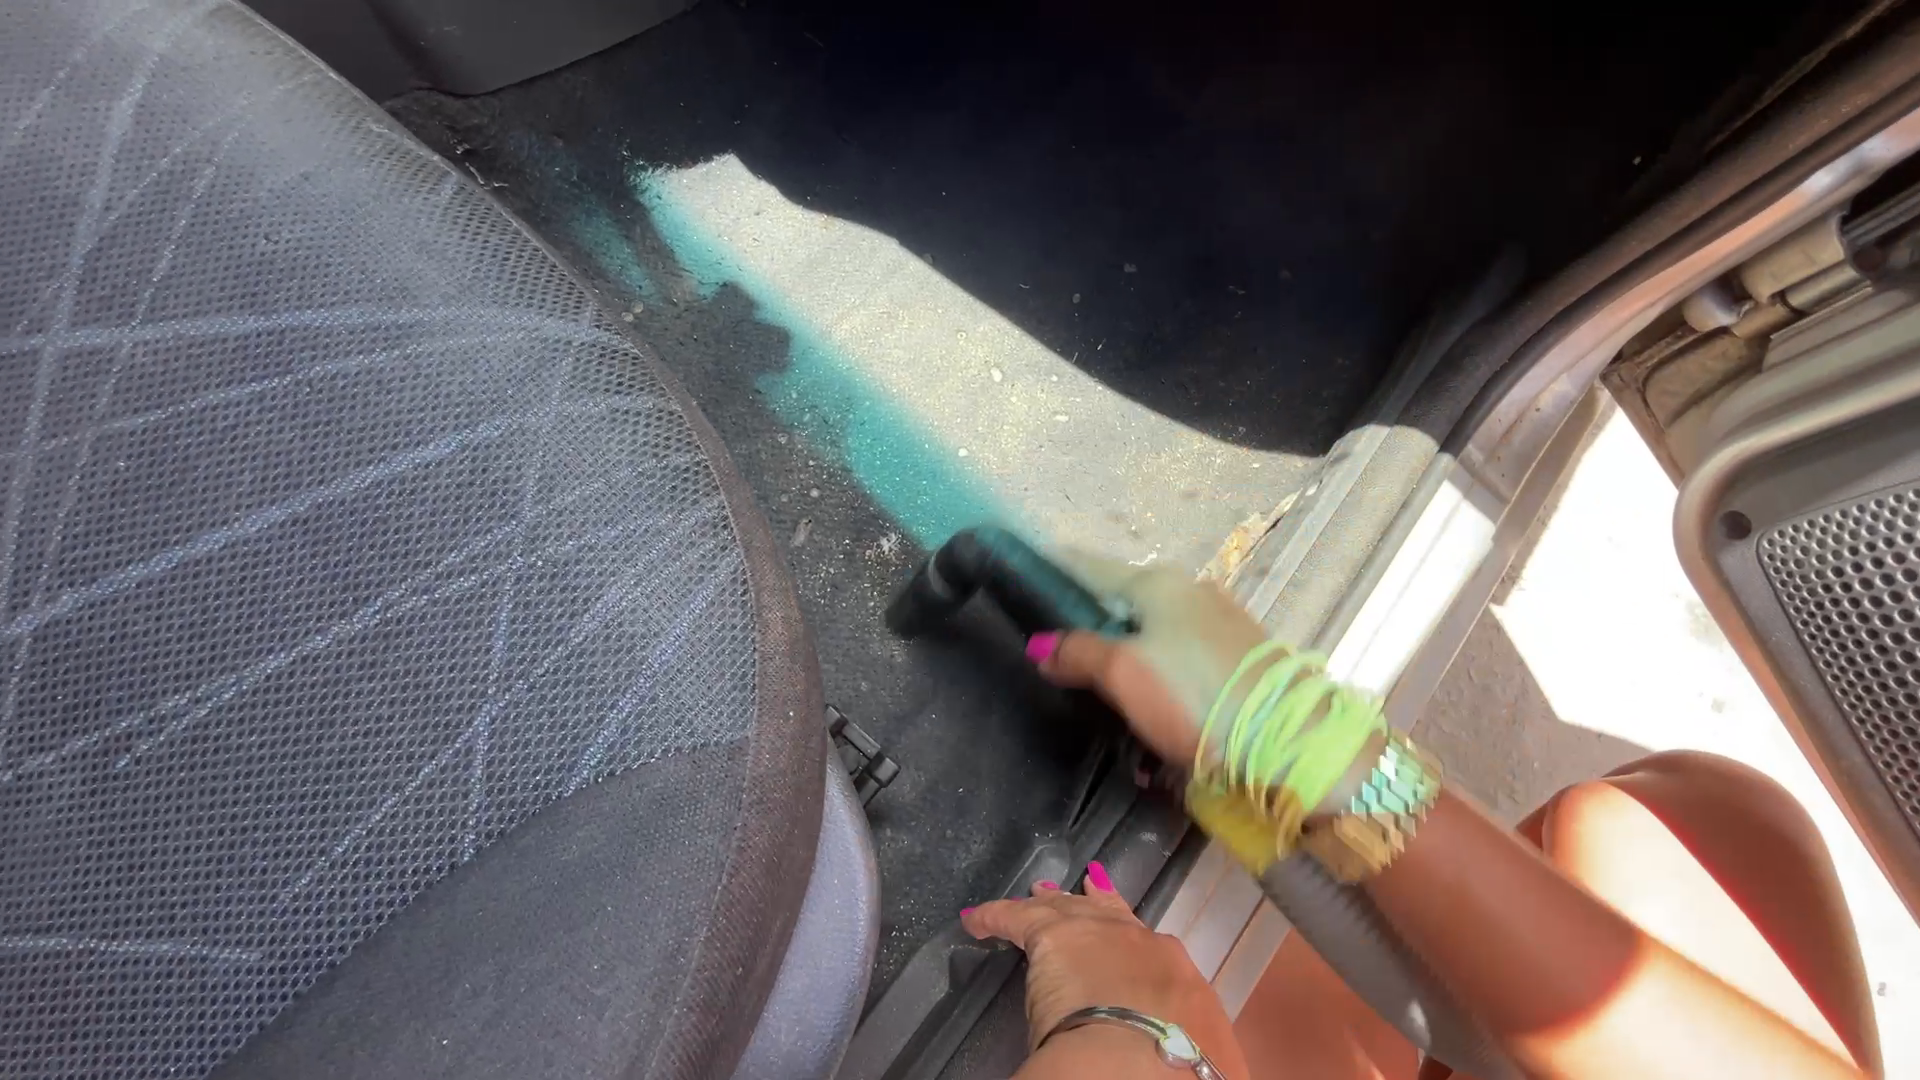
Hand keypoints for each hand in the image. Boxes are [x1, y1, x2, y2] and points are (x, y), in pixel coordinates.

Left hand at [961, 867, 1243, 1074]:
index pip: (1149, 952)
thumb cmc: (1179, 1070)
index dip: (1131, 949)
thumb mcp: (1206, 1056)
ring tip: (1037, 895)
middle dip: (1095, 906)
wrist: (1144, 1062)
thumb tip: (1189, 1050)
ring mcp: (1094, 931)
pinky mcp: (1048, 933)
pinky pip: (1013, 917)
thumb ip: (1190, 1038)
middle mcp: (1137, 941)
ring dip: (1052, 903)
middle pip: (1111, 916)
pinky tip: (975, 920)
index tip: (1123, 950)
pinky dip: (994, 916)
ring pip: (1066, 909)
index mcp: (1174, 973)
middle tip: (1085, 890)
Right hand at [1029, 555, 1266, 765]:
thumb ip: (1077, 653)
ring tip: (1100, 686)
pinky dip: (1157, 671)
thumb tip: (1040, 647)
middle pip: (1123, 601)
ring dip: (1125, 654)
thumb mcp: (1122, 672)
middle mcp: (1190, 590)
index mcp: (1158, 582)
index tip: (1028, 584)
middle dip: (1091, 623)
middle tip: (1059, 654)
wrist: (1288, 740)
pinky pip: (1180, 655)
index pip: (1091, 567)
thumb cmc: (1191, 693)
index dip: (1058, 573)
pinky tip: (1149, 699)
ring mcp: (1220, 621)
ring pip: (1153, 631)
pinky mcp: (1240, 656)